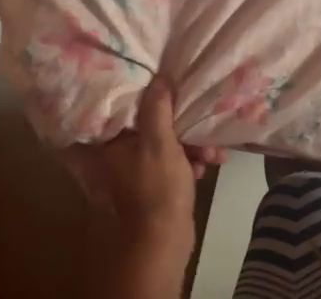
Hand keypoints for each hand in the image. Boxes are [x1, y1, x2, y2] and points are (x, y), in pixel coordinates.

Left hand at [63, 78, 225, 262]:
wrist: (164, 244)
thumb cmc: (156, 191)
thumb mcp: (160, 143)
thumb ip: (158, 108)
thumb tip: (159, 77)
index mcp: (109, 144)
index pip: (115, 107)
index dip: (133, 91)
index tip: (151, 76)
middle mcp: (116, 155)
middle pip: (147, 122)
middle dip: (178, 122)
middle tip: (196, 119)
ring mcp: (136, 170)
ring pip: (164, 141)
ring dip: (190, 143)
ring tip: (212, 150)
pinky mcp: (154, 184)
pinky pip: (172, 160)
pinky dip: (190, 160)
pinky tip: (210, 162)